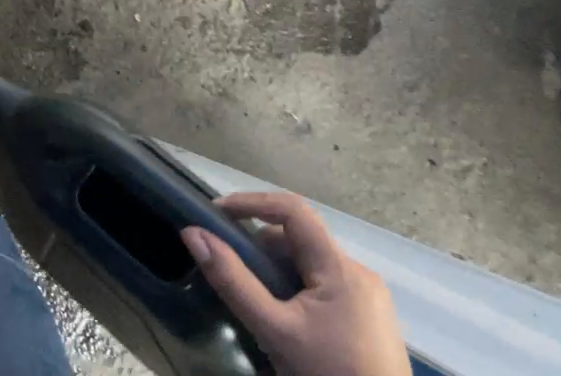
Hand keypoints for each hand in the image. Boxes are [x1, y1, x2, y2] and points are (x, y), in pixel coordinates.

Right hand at [182, 192, 409, 375]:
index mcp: (341, 269)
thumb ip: (231, 280)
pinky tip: (282, 317)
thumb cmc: (329, 375)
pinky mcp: (368, 318)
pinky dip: (292, 286)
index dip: (251, 202)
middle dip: (258, 245)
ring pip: (308, 262)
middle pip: (298, 237)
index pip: (293, 210)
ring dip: (274, 268)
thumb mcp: (273, 329)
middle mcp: (359, 274)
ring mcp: (368, 297)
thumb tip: (192, 233)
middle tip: (228, 268)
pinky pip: (321, 283)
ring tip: (254, 300)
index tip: (215, 213)